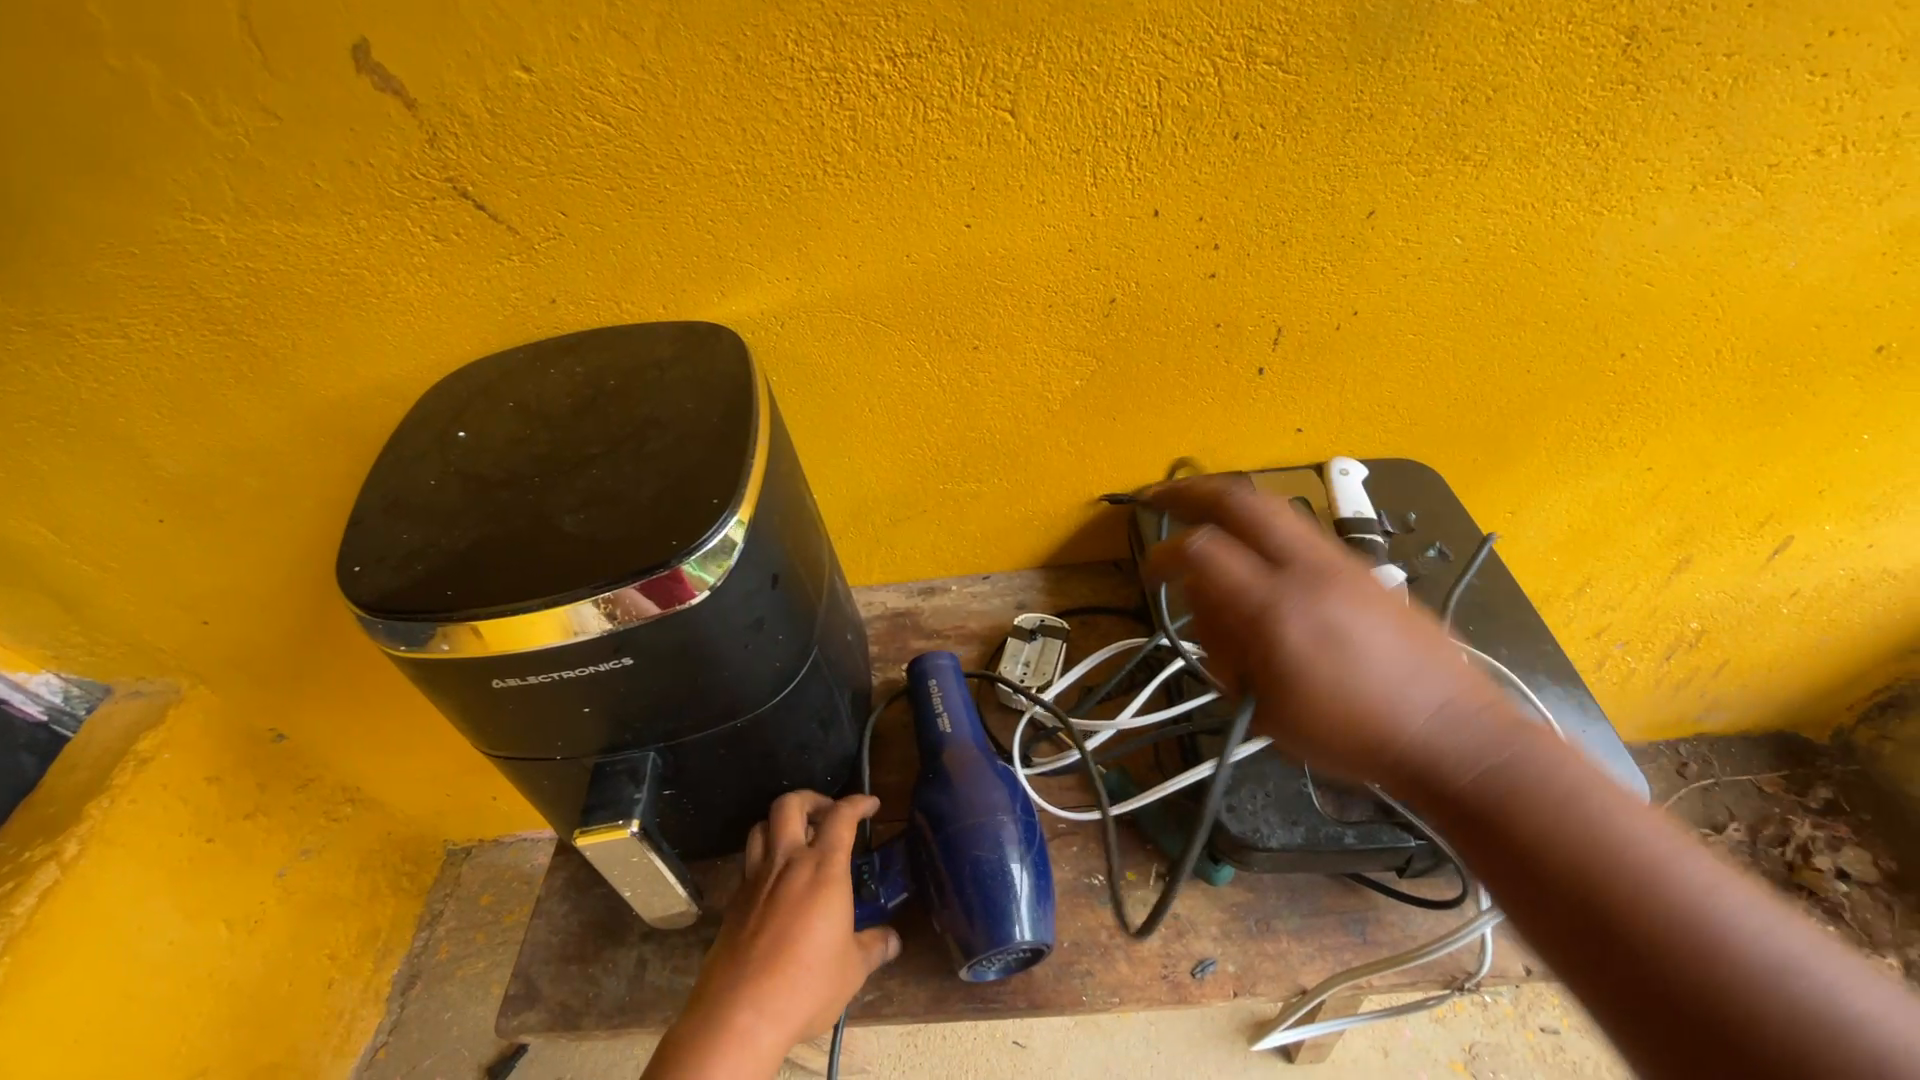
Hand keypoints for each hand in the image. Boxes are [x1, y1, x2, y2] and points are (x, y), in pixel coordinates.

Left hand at [646, 791, 900, 1078]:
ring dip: (781, 823)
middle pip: (789, 805)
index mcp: (823, 869)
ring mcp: (755, 880)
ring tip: (797, 839)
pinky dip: (764, 858)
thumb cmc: (806, 985)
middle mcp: (786, 863)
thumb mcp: (852, 969)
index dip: (857, 803)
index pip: (841, 817)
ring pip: (761, 827)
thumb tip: (893, 939)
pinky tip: (777, 882)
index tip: (870, 804)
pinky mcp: (733, 902)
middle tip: (828, 813)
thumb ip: (874, 946)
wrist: (739, 1014)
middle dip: (811, 799)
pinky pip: (749, 863)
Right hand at [1143, 475, 1526, 794]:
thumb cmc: (1350, 736)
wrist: (1449, 733)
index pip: (1202, 551)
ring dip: (1232, 508)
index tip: (1151, 569)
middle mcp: (1308, 570)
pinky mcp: (1365, 568)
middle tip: (1161, 497)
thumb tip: (1205, 602)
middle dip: (1191, 492)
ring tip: (1208, 524)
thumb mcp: (1266, 708)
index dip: (1164, 552)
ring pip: (1275, 507)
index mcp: (1276, 610)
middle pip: (1240, 501)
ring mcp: (1342, 562)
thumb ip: (1227, 648)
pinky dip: (1267, 529)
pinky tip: (1260, 560)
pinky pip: (1303, 530)